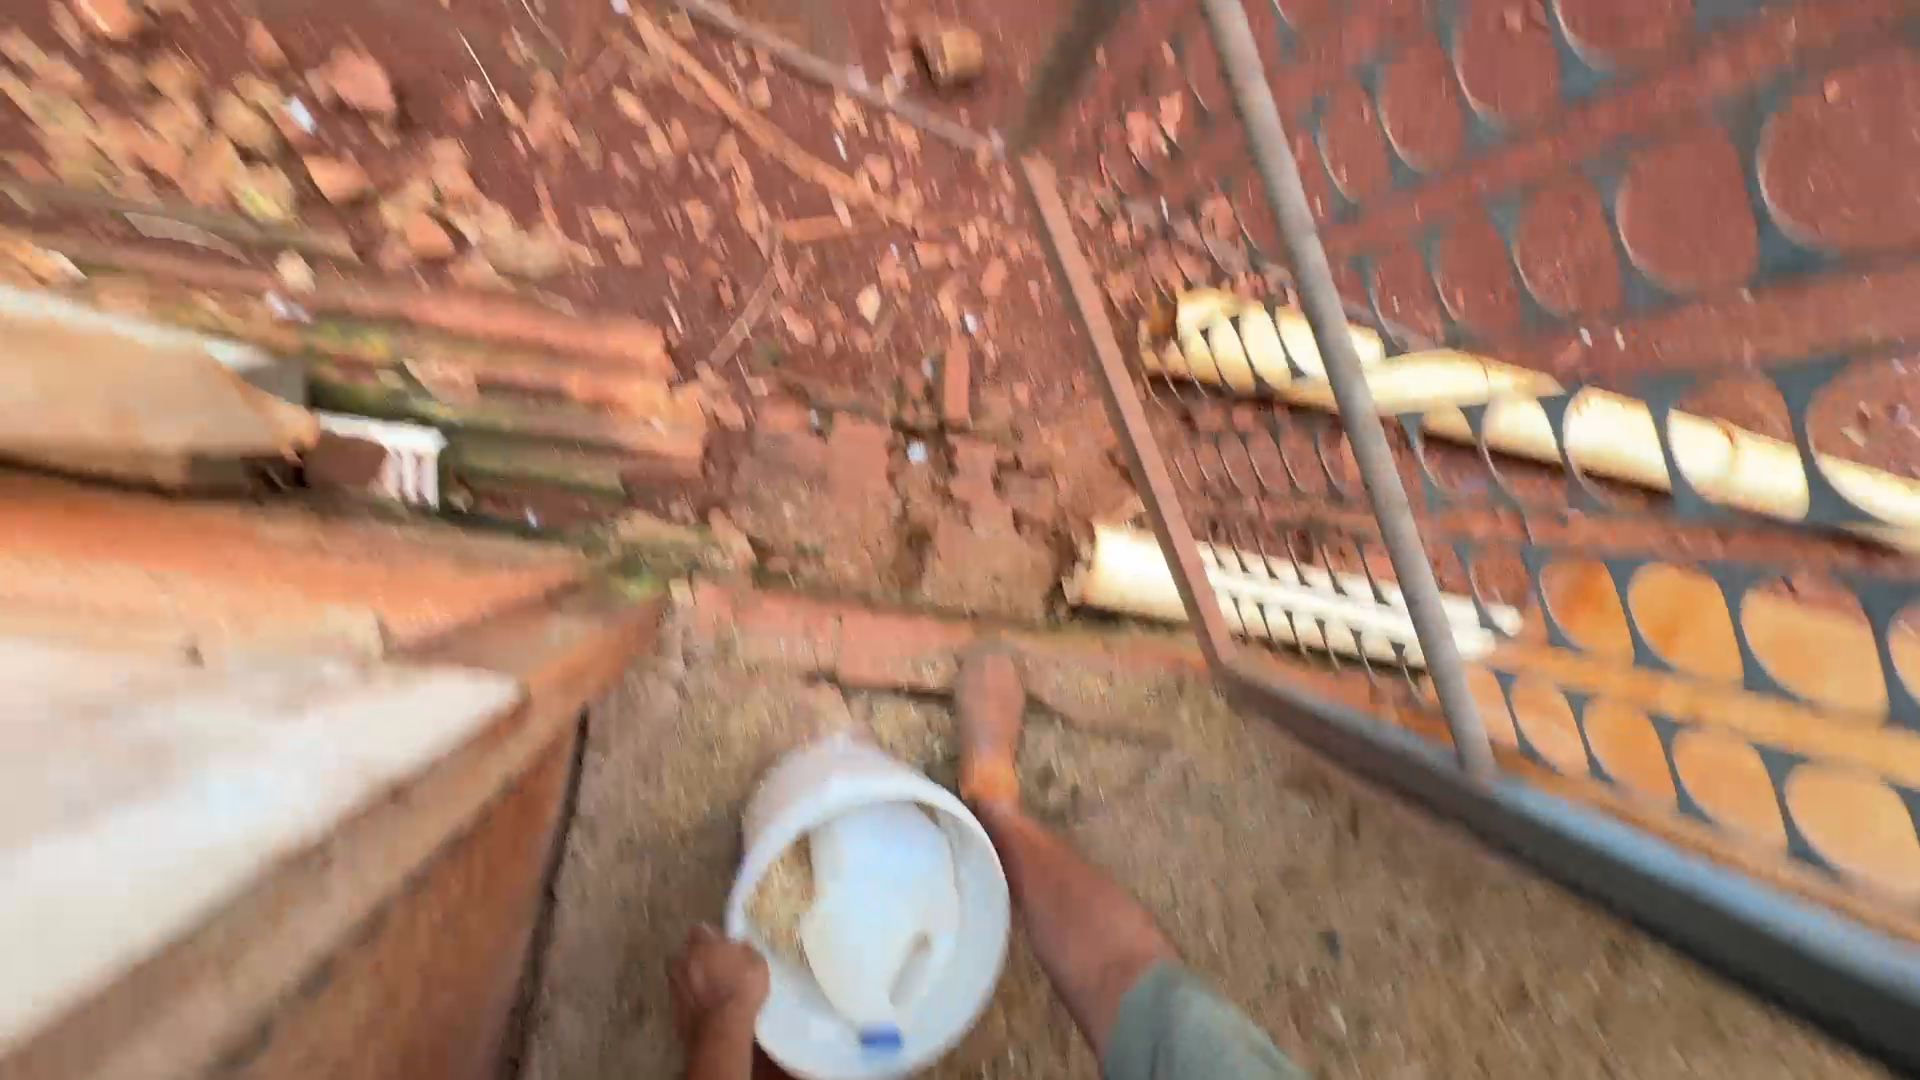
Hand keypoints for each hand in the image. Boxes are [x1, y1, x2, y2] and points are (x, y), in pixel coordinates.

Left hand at [669, 924, 770, 1043]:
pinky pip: (680, 997)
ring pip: (679, 974)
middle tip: (710, 964)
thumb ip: (744, 950)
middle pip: (684, 951)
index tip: (720, 943)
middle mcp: (684, 960)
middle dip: (694, 955)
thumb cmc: (743, 989)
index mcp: (704, 944)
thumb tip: (739, 946)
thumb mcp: (757, 963)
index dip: (710, 935)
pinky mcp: (671, 1010)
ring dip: (689, 977)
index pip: (700, 929)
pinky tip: (702, 1006)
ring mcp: (674, 986)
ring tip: (706, 987)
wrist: (721, 1030)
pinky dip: (688, 999)